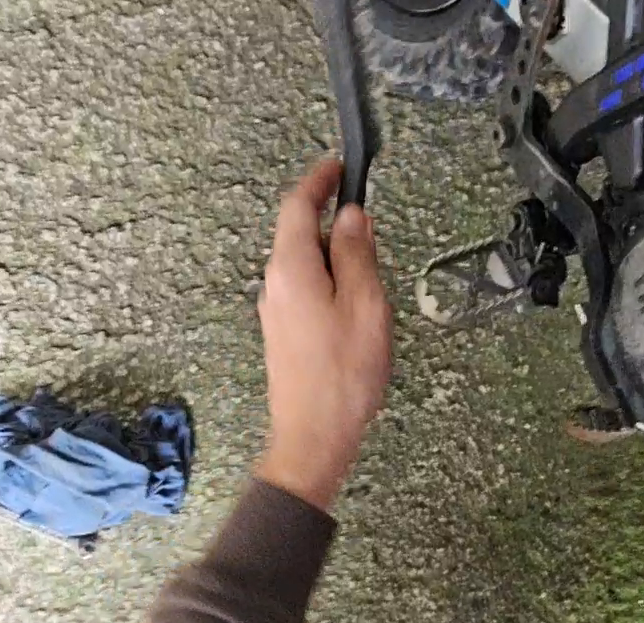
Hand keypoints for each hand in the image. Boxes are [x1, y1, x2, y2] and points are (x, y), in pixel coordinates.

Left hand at [253, 158, 393, 510]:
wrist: (313, 436)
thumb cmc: (344, 375)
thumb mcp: (365, 305)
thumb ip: (357, 255)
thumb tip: (351, 218)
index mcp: (292, 269)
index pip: (297, 207)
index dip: (318, 181)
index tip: (338, 165)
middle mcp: (274, 286)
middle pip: (298, 236)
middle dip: (331, 223)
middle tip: (369, 228)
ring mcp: (274, 314)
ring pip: (303, 268)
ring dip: (332, 259)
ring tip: (368, 278)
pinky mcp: (281, 337)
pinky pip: (303, 294)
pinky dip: (326, 285)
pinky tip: (351, 309)